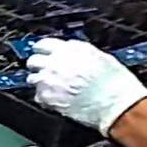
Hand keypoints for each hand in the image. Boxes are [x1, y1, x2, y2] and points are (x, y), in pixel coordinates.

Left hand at [25, 39, 146, 135]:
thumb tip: (67, 51)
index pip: (42, 44)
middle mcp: (54, 63)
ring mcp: (47, 81)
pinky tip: (58, 99)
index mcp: (68, 49)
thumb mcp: (98, 55)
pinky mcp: (45, 98)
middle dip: (38, 66)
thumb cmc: (113, 80)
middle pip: (33, 61)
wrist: (113, 102)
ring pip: (32, 79)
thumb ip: (77, 52)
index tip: (43, 54)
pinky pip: (37, 96)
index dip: (42, 50)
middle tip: (47, 72)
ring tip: (55, 88)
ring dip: (40, 82)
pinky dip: (44, 97)